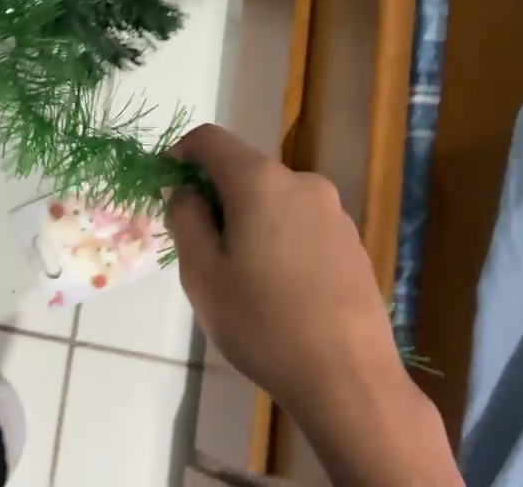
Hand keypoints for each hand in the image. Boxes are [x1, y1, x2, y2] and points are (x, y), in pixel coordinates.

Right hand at [165, 124, 459, 485]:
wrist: (350, 384)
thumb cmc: (262, 322)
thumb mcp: (199, 270)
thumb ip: (184, 217)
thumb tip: (187, 192)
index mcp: (260, 181)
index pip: (209, 139)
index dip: (181, 154)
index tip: (168, 186)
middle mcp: (302, 184)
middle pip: (244, 169)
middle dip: (215, 193)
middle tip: (199, 241)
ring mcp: (334, 215)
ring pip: (274, 198)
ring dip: (248, 217)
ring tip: (240, 270)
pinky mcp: (354, 245)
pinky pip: (301, 223)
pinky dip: (279, 236)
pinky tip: (278, 285)